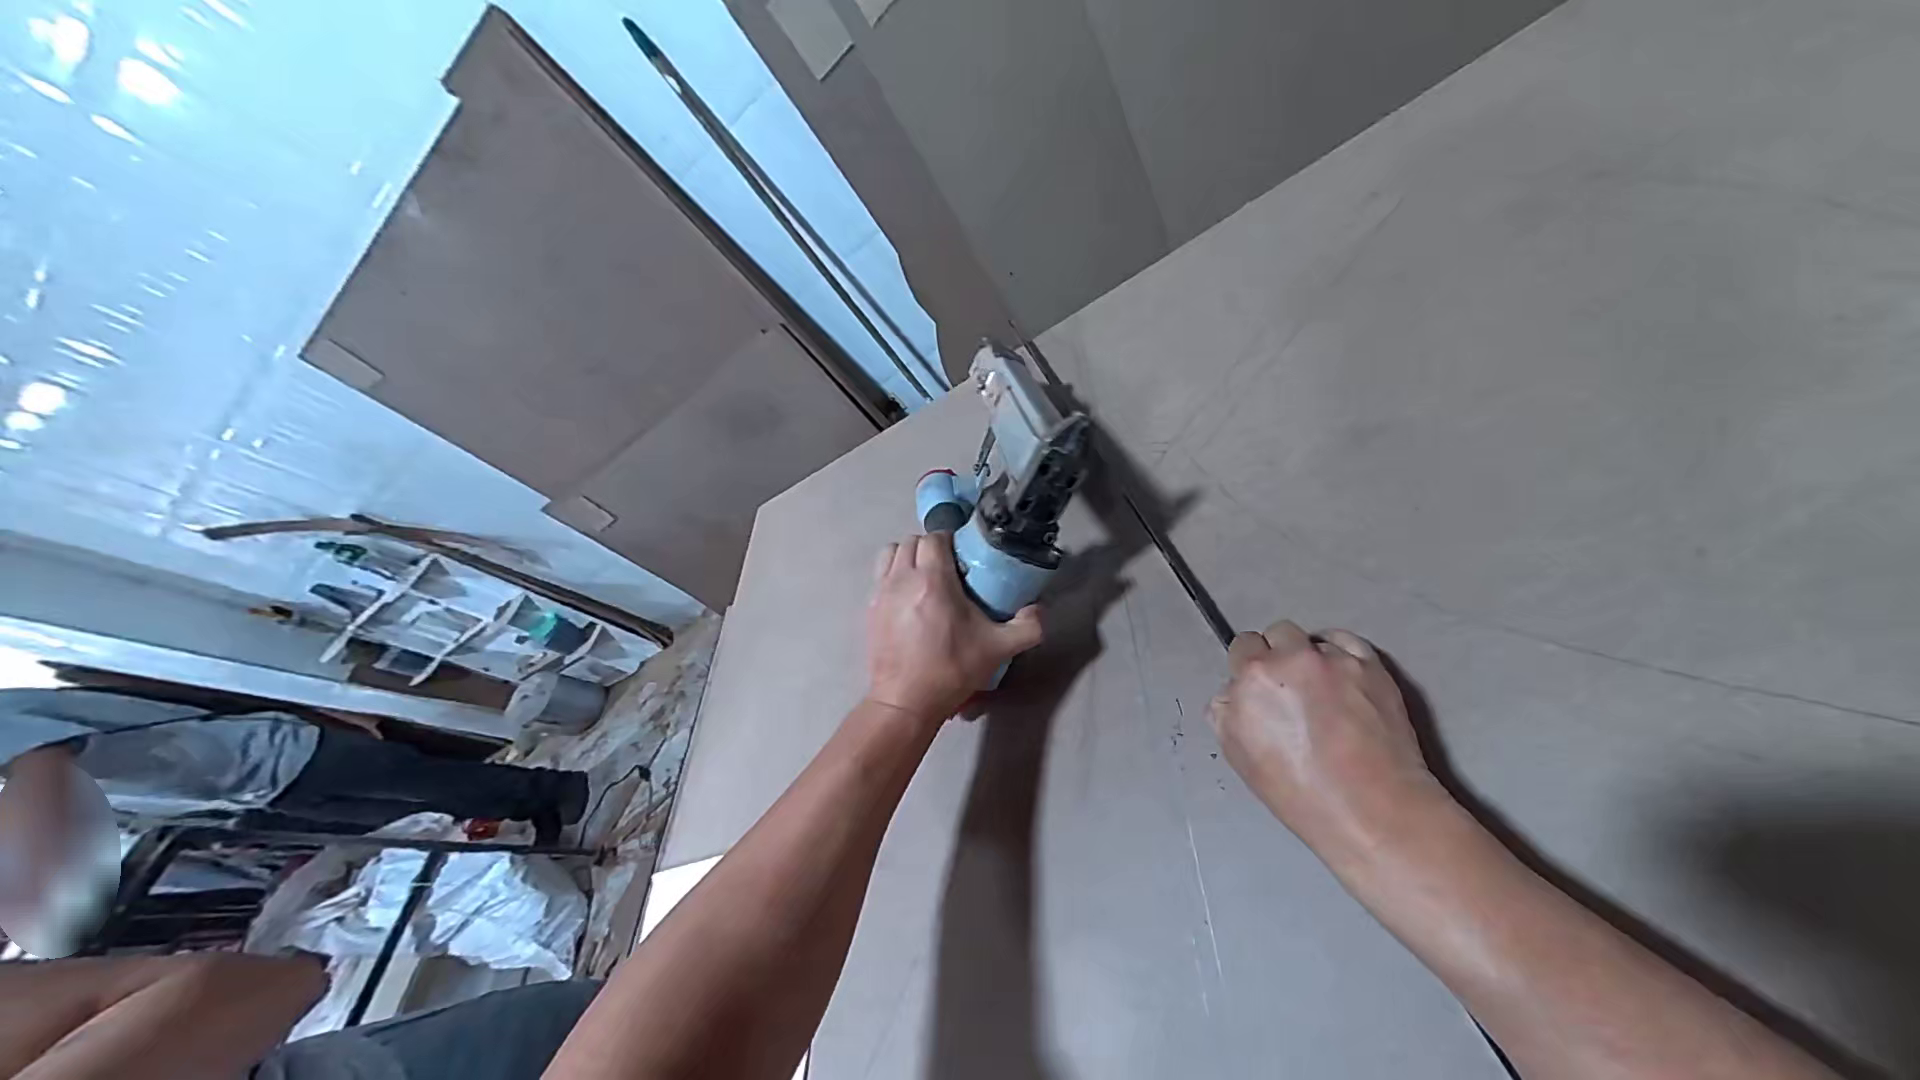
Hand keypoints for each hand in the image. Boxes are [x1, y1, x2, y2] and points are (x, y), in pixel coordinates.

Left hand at [866, 532, 1043, 721]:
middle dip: (930, 546)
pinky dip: (893, 574)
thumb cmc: (951, 670)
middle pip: (912, 541)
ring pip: (890, 553)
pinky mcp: (869, 608)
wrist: (906, 701)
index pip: (935, 538)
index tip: (963, 555)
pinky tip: (908, 597)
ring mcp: (881, 593)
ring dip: (908, 556)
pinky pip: (879, 575)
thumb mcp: (999, 649)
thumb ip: (1028, 627)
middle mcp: (903, 579)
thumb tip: (1039, 611)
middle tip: (948, 566)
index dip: (950, 540)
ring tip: (924, 576)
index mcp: (933, 581)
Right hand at [1208, 621, 1448, 857]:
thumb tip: (1236, 692)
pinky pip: (1347, 642)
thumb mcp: (1236, 752)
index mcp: (1253, 676)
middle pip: (1277, 634)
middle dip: (1278, 655)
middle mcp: (1292, 658)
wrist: (1371, 811)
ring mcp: (1336, 660)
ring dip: (1310, 657)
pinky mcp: (1372, 667)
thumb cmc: (1297, 790)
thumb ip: (1225, 708)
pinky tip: (1342, 678)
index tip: (1260, 689)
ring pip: (1312, 639)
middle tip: (1289, 689)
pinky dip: (1340, 654)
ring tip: (1321, 690)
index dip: (1249, 668)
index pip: (1242, 647)